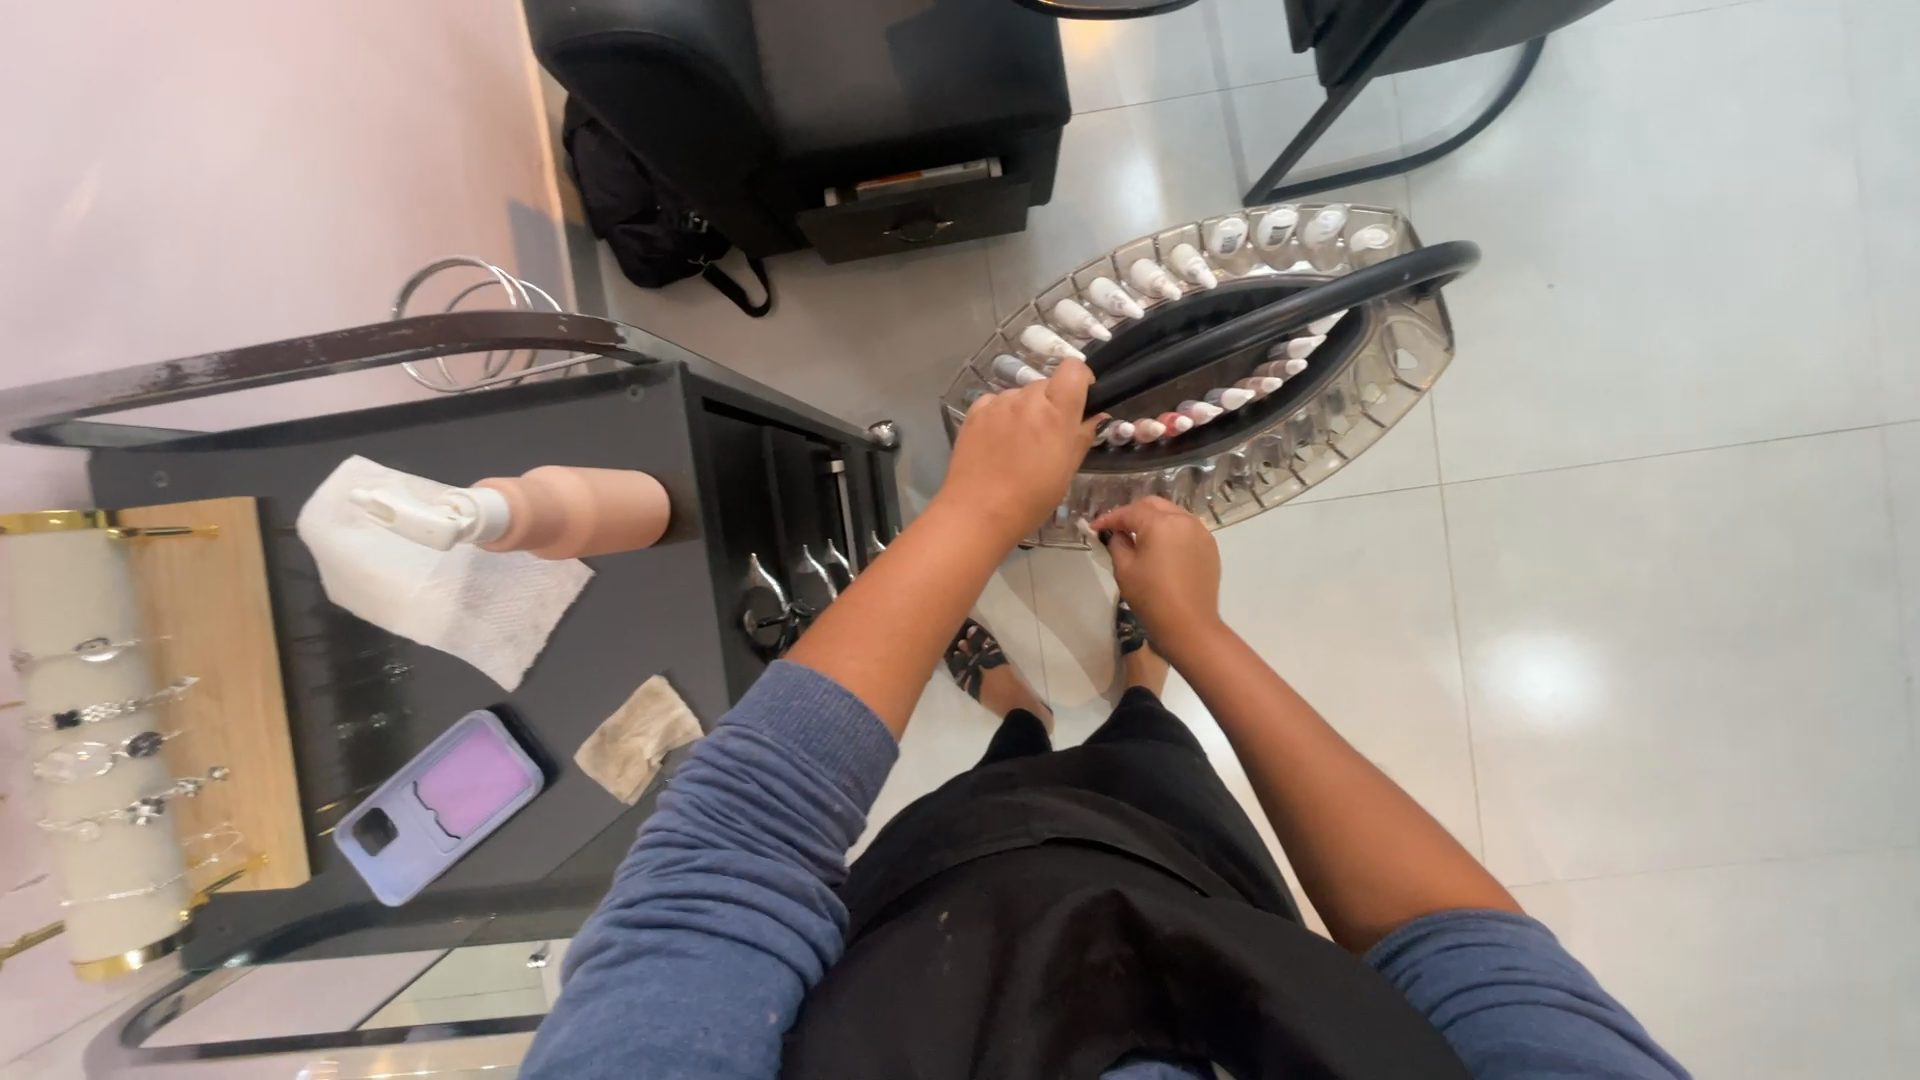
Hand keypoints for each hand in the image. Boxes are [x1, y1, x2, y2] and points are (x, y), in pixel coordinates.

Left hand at [934, 358, 1100, 544]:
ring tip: (1018, 446)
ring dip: (1025, 411)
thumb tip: (1097, 416)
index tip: (1079, 402)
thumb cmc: (1030, 499)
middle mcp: (1026, 399)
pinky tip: (998, 444)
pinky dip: (1002, 417)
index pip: (1074, 369)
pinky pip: (996, 404)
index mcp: (1055, 412)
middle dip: (1051, 404)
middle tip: (1047, 437)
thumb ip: (1083, 436)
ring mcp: (997, 404)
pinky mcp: (974, 412)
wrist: (977, 513)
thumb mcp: (1067, 470)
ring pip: (1020, 395)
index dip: (1080, 381)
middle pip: (1046, 384)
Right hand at [1090, 497, 1224, 645]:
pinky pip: (1186, 528)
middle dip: (1133, 513)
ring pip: (1172, 514)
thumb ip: (1118, 543)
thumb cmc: (1151, 597)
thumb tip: (1118, 534)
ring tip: (1139, 536)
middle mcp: (1183, 520)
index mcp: (1160, 523)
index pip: (1130, 512)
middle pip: (1153, 505)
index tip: (1094, 528)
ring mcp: (1201, 532)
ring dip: (1154, 519)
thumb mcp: (1124, 569)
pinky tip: (1161, 547)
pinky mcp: (1210, 546)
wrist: (1189, 624)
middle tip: (1117, 528)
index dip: (1110, 518)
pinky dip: (1171, 531)